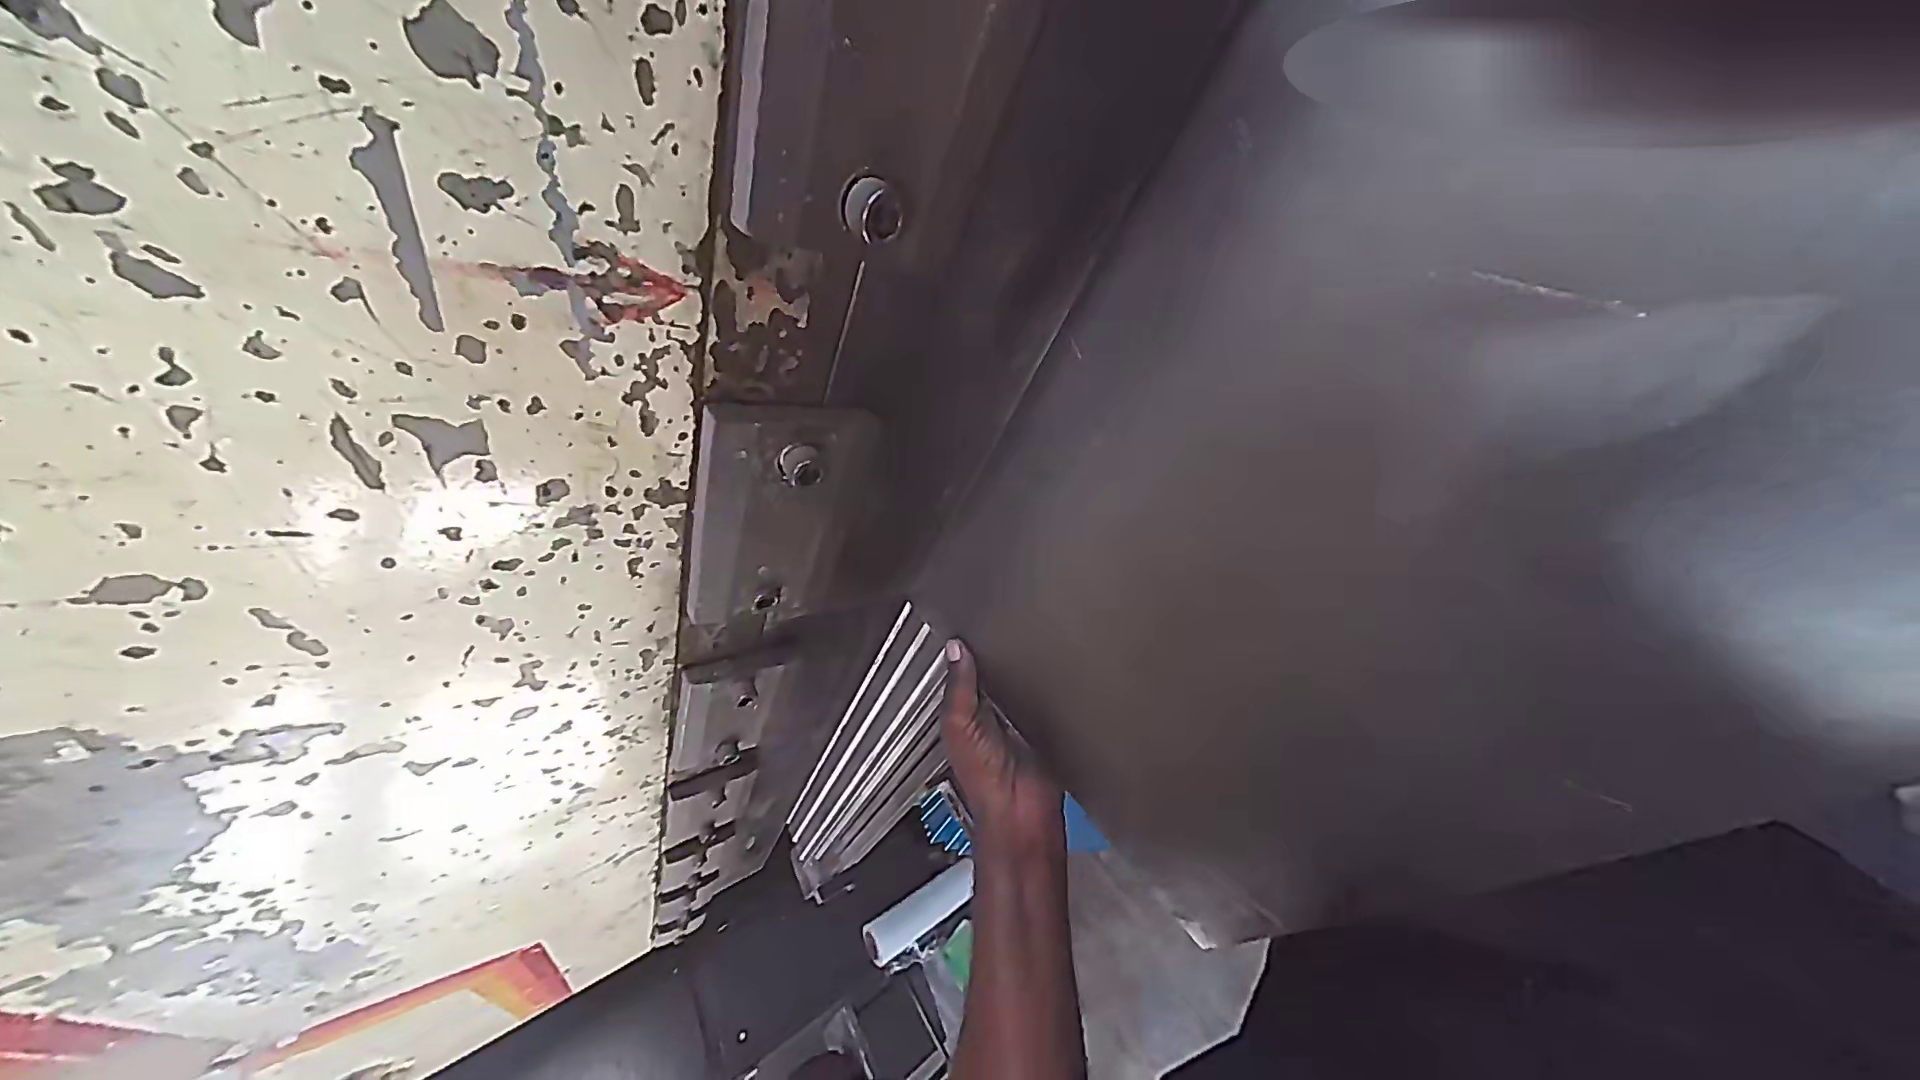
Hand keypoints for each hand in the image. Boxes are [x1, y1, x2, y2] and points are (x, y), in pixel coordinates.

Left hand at [940, 639, 1063, 856]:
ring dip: (1027, 667)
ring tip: (1033, 638)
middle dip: (1001, 653)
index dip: (969, 650)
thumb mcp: (959, 727)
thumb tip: (956, 649)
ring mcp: (1019, 716)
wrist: (1020, 809)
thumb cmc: (982, 777)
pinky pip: (1047, 696)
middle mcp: (991, 711)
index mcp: (965, 711)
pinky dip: (1050, 684)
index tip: (976, 622)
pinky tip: (1054, 667)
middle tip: (1010, 624)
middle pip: (995, 673)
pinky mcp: (1046, 723)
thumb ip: (959, 689)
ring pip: (1021, 681)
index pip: (965, 671)